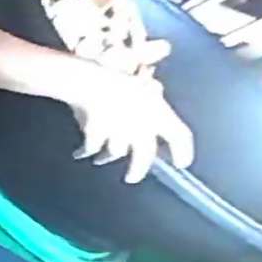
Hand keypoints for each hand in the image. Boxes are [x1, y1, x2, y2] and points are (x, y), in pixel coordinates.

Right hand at [65, 70, 194, 183]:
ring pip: (113, 153)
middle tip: (132, 180)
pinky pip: (90, 148)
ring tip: (99, 161)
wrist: (94, 84)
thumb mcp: (143, 86)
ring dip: (105, 158)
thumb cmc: (120, 81)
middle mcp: (142, 129)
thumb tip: (150, 92)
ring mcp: (118, 134)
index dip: (183, 152)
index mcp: (160, 116)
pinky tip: (79, 154)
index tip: (181, 164)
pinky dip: (84, 152)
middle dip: (138, 169)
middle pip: (144, 156)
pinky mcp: (96, 136)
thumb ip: (149, 95)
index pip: (180, 137)